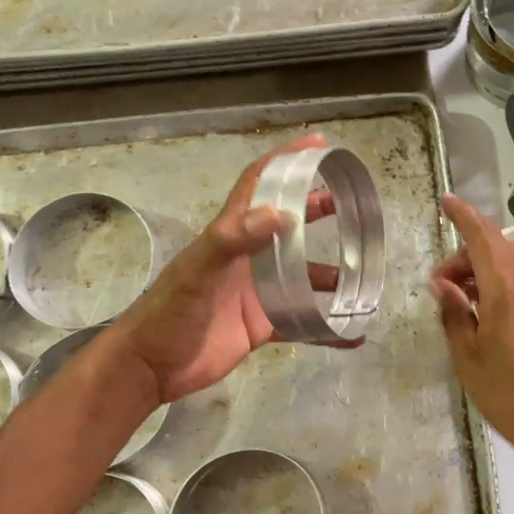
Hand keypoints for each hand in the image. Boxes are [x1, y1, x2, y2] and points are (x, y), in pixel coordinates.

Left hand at [108, 134, 347, 403]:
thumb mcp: (196, 272)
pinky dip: (327, 327)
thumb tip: (278, 212)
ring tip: (365, 270)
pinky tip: (354, 333)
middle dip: (317, 208)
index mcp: (229, 234)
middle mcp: (247, 256)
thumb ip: (232, 241)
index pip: (258, 183)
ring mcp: (257, 290)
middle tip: (353, 204)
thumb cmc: (167, 313)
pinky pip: (303, 320)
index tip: (317, 145)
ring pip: (302, 273)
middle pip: (287, 223)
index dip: (285, 161)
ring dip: (332, 271)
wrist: (149, 367)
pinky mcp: (263, 324)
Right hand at [429, 194, 513, 478]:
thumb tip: (442, 285)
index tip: (446, 202)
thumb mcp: (469, 358)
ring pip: (511, 262)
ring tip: (458, 300)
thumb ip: (454, 314)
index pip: (483, 237)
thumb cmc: (510, 396)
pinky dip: (501, 280)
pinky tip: (484, 309)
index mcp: (509, 291)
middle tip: (439, 286)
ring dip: (483, 268)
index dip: (463, 216)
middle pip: (496, 247)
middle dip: (465, 254)